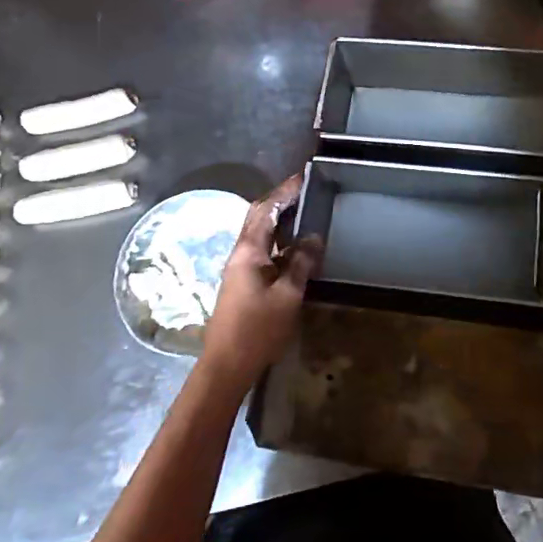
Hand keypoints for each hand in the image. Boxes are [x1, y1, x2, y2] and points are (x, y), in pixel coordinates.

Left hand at [201, 174, 320, 385]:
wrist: (227, 364)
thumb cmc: (258, 330)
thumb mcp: (288, 296)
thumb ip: (301, 264)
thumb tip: (314, 237)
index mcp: (248, 252)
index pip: (265, 210)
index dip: (284, 192)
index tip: (304, 177)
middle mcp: (240, 254)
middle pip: (258, 218)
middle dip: (280, 201)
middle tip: (305, 191)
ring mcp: (239, 269)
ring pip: (260, 235)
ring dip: (279, 221)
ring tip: (304, 212)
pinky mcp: (243, 283)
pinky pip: (262, 251)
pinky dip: (278, 242)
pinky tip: (295, 247)